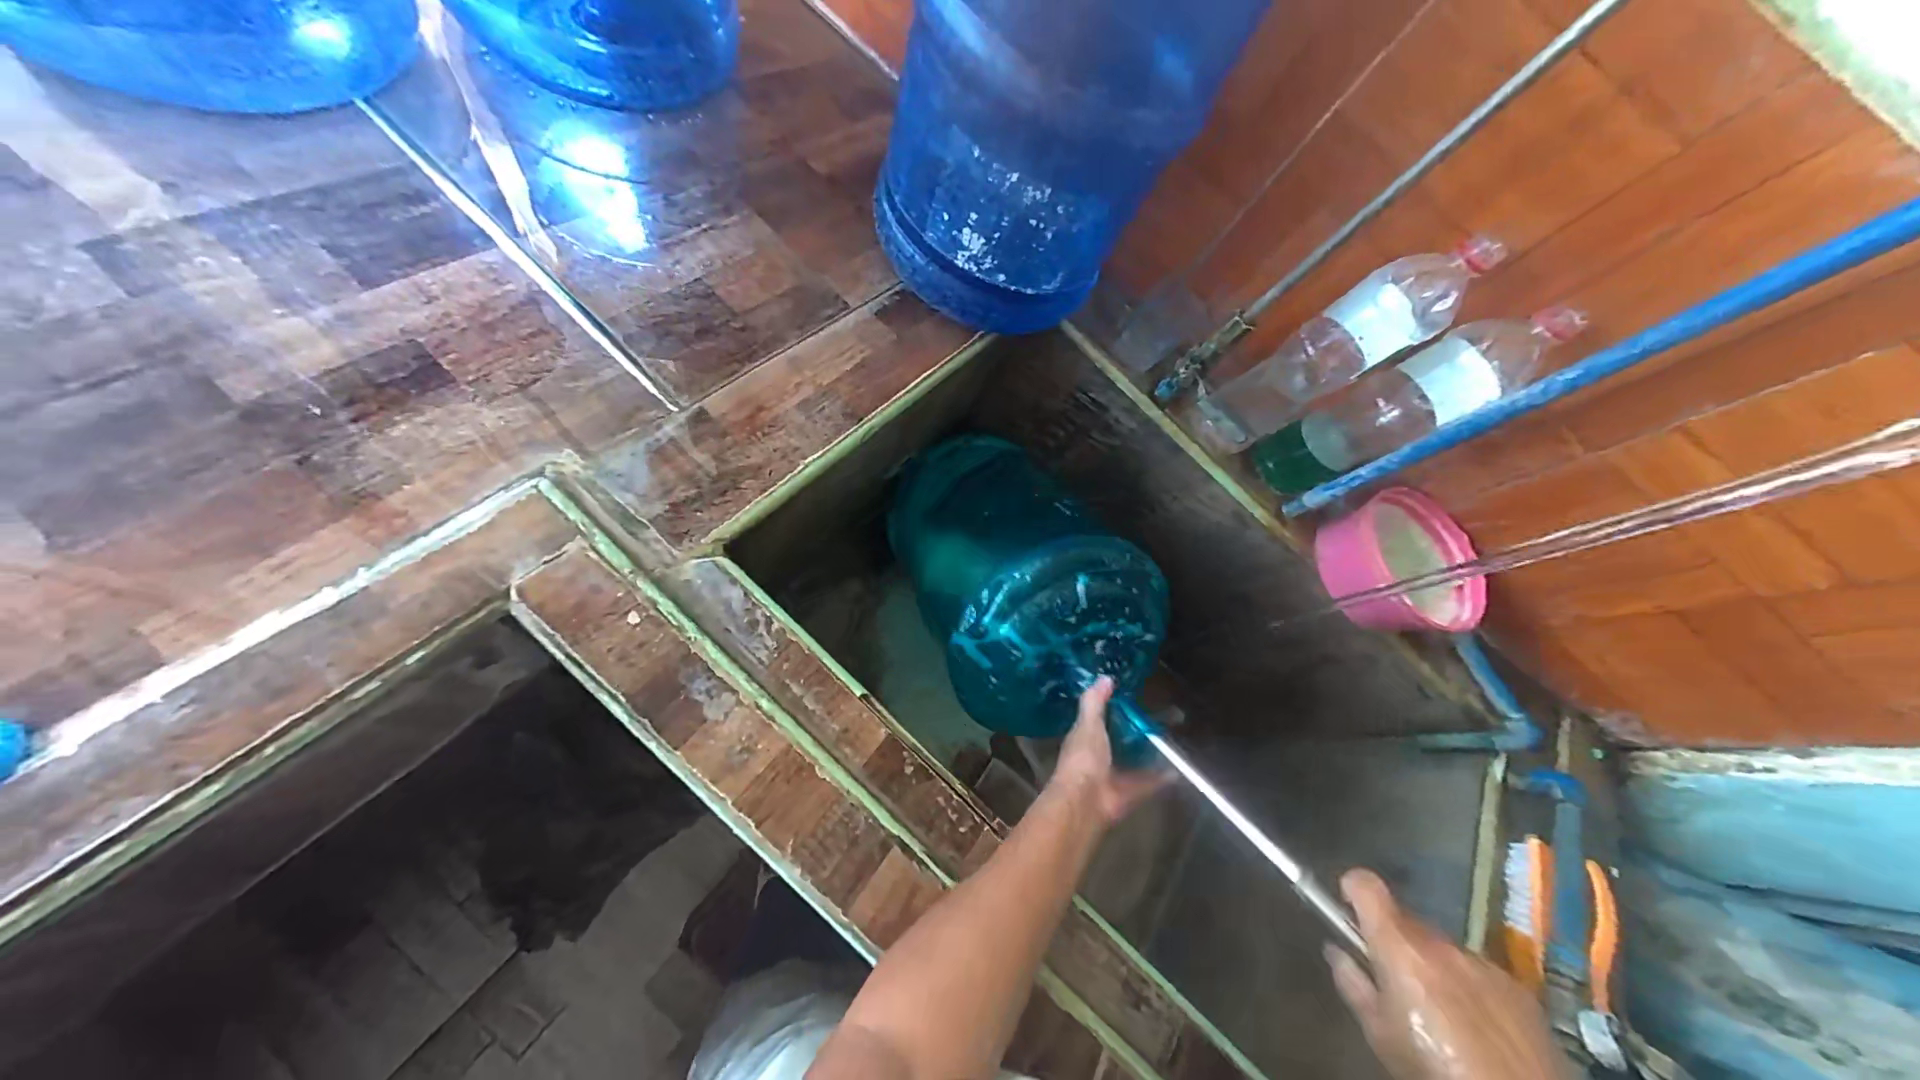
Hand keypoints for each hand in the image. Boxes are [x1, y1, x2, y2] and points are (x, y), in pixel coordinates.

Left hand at [1047, 676, 1170, 825]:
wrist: (1085, 800)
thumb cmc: (1083, 758)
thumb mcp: (1088, 724)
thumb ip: (1095, 701)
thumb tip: (1105, 677)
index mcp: (1085, 738)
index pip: (1100, 720)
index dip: (1114, 710)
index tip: (1134, 699)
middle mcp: (1098, 757)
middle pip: (1120, 740)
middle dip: (1137, 731)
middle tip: (1161, 719)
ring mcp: (1113, 777)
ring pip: (1134, 762)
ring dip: (1149, 754)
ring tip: (1171, 741)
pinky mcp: (1128, 794)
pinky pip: (1147, 783)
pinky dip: (1161, 778)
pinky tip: (1178, 770)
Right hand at [1327, 869, 1570, 1079]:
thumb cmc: (1432, 1067)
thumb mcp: (1378, 1032)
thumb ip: (1353, 984)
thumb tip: (1337, 952)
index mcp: (1400, 947)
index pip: (1366, 885)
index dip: (1352, 891)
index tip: (1348, 912)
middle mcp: (1441, 944)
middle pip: (1405, 922)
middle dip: (1393, 942)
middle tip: (1392, 982)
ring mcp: (1483, 963)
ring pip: (1441, 948)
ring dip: (1431, 966)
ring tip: (1438, 1012)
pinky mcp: (1517, 988)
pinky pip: (1477, 971)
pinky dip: (1466, 987)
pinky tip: (1474, 1026)